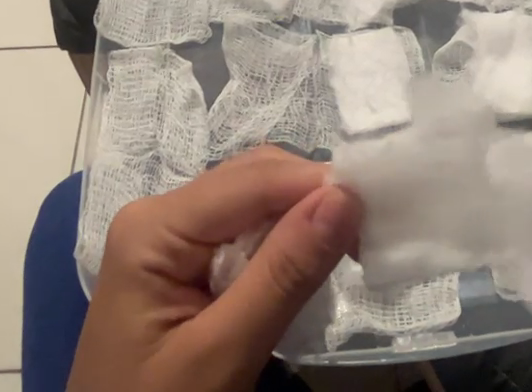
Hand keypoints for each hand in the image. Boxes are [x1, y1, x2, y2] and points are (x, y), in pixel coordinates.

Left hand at [70, 147, 361, 391]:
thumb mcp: (222, 354)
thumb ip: (283, 274)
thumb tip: (346, 196)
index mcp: (154, 226)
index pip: (250, 178)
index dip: (316, 183)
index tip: (377, 210)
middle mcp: (160, 213)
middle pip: (252, 178)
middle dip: (311, 197)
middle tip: (365, 239)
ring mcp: (170, 236)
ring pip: (254, 199)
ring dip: (302, 218)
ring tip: (346, 251)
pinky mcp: (184, 262)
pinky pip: (243, 230)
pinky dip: (282, 242)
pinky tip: (306, 265)